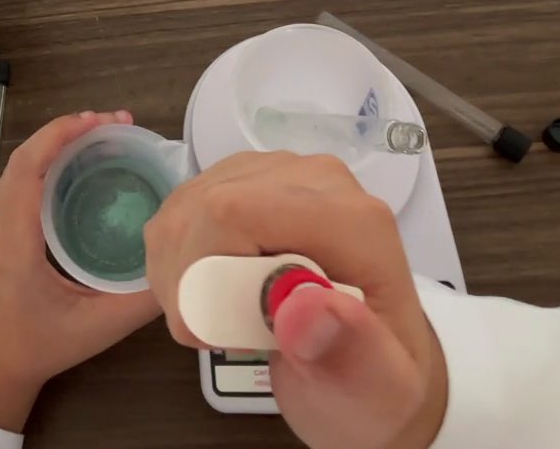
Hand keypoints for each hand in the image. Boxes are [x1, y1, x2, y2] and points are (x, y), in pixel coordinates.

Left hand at [0, 111, 160, 431]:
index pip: (30, 163)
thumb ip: (140, 297)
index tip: (102, 120)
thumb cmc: (37, 347)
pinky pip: (21, 178)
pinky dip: (50, 160)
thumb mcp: (96, 326)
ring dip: (60, 143)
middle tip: (118, 125)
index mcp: (12, 234)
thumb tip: (179, 259)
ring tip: (105, 136)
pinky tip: (80, 165)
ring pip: (23, 162)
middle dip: (70, 130)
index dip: (63, 133)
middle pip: (27, 154)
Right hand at [143, 152, 448, 448]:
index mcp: (350, 218)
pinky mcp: (241, 176)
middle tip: (226, 334)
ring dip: (182, 273)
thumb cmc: (371, 380)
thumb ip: (354, 353)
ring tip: (227, 318)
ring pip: (185, 207)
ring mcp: (272, 169)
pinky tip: (216, 289)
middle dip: (192, 281)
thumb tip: (305, 305)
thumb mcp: (380, 390)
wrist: (365, 360)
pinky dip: (179, 259)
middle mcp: (312, 177)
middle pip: (205, 207)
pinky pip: (181, 207)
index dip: (206, 272)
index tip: (223, 332)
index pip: (235, 211)